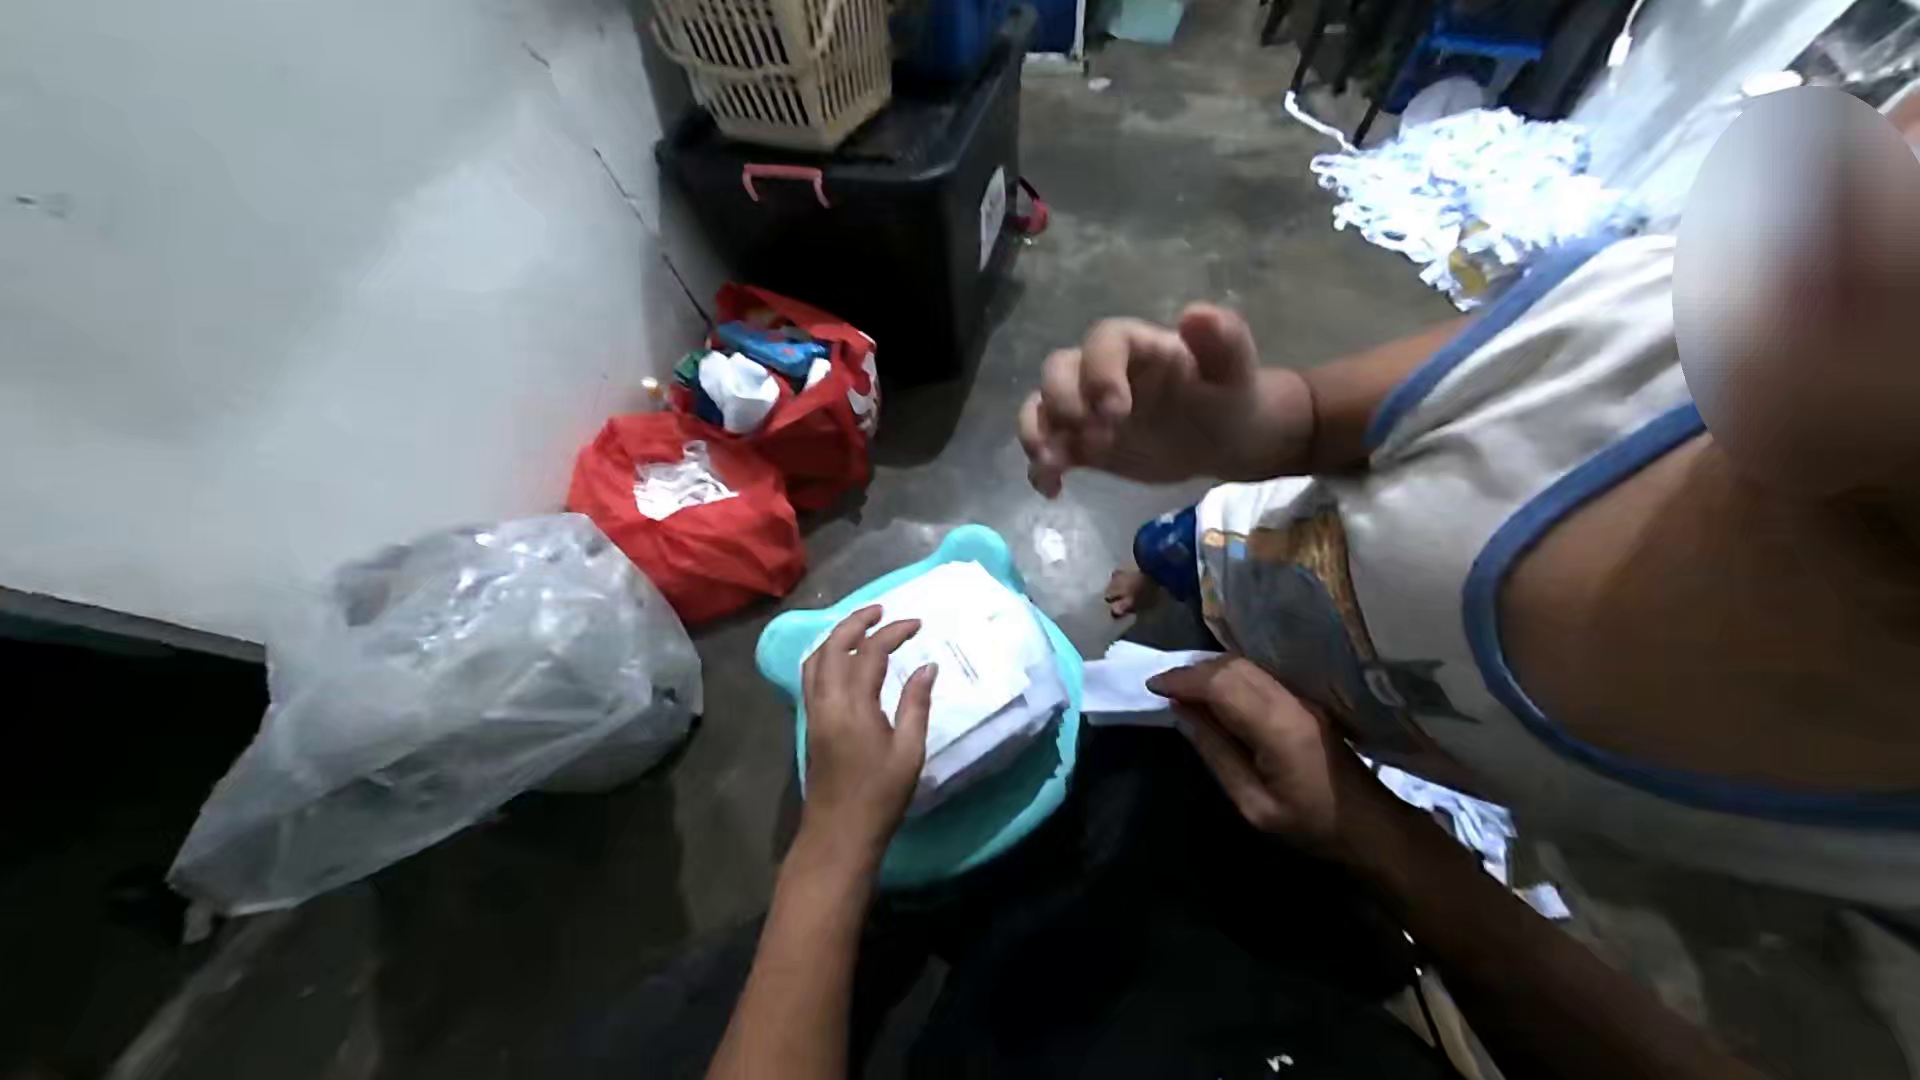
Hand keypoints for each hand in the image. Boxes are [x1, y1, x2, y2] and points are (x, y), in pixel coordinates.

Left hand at [797, 607, 937, 873]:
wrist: (838, 834)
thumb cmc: (880, 796)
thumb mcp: (909, 751)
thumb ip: (916, 703)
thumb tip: (928, 666)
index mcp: (854, 706)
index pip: (871, 652)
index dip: (894, 632)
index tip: (917, 624)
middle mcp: (827, 701)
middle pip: (834, 645)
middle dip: (857, 621)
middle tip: (882, 611)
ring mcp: (813, 711)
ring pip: (817, 658)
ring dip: (838, 635)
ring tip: (862, 626)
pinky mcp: (810, 722)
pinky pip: (811, 675)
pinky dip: (826, 654)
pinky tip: (843, 657)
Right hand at [1017, 304, 1287, 495]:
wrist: (1222, 437)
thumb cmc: (1227, 398)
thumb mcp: (1235, 370)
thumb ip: (1223, 340)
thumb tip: (1193, 314)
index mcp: (1138, 347)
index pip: (1105, 340)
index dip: (1100, 370)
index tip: (1115, 412)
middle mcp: (1102, 371)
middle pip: (1059, 369)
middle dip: (1062, 401)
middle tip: (1094, 440)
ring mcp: (1086, 407)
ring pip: (1041, 406)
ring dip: (1037, 433)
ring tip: (1053, 464)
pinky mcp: (1079, 442)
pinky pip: (1048, 446)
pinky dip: (1041, 467)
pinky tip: (1053, 489)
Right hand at [1148, 657, 1402, 860]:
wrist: (1373, 828)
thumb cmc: (1311, 826)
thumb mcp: (1252, 805)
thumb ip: (1215, 754)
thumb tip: (1181, 712)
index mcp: (1278, 729)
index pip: (1221, 685)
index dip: (1182, 679)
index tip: (1152, 687)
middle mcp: (1290, 702)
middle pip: (1232, 666)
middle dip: (1191, 670)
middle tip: (1163, 687)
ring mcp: (1300, 697)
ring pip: (1244, 664)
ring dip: (1207, 670)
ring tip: (1182, 688)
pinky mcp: (1303, 700)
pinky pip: (1255, 673)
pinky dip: (1225, 675)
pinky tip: (1212, 692)